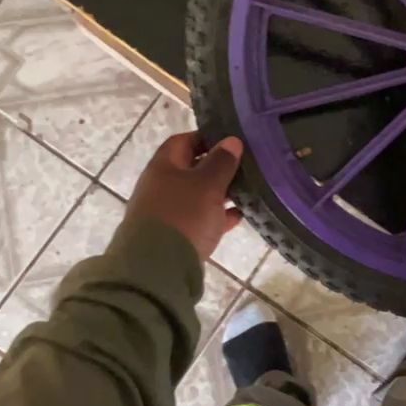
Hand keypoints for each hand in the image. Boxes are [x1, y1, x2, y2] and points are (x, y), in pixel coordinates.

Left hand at [126, 132, 244, 259]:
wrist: (157, 268)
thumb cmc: (183, 216)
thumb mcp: (207, 184)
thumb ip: (221, 162)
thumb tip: (231, 141)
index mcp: (163, 166)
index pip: (183, 141)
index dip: (207, 137)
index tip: (232, 141)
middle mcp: (162, 186)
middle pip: (192, 169)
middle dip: (218, 167)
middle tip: (246, 166)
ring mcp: (167, 212)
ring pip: (198, 195)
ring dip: (220, 192)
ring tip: (248, 190)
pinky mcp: (176, 235)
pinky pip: (200, 218)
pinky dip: (218, 215)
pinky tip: (239, 216)